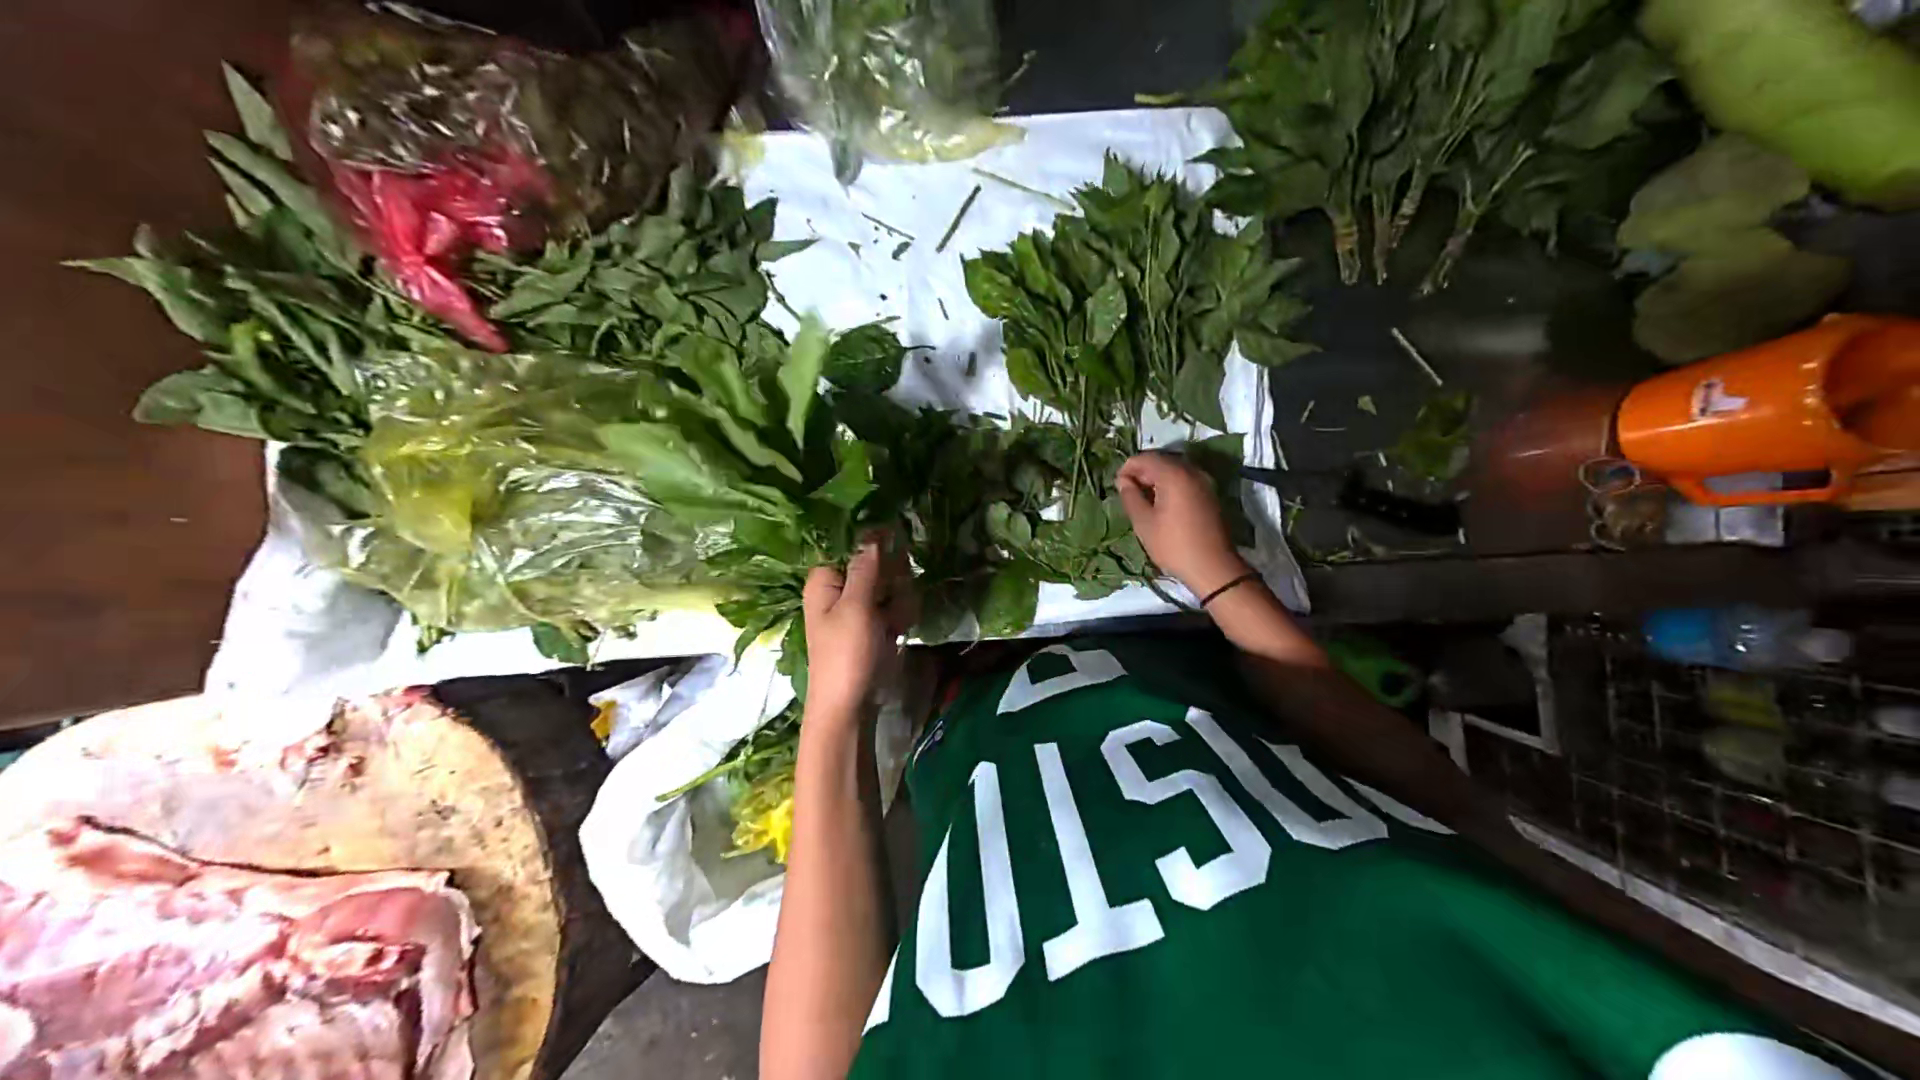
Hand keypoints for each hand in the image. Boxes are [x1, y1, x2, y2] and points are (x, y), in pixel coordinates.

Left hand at [801, 533, 913, 718]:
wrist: (848, 706)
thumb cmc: (845, 654)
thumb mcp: (856, 607)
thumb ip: (866, 567)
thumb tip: (873, 533)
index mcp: (824, 580)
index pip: (852, 545)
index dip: (876, 544)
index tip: (897, 546)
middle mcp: (839, 589)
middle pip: (876, 564)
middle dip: (892, 579)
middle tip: (893, 599)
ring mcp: (858, 608)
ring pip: (890, 586)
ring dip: (900, 600)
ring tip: (895, 623)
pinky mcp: (873, 625)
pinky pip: (893, 607)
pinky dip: (899, 616)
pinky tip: (899, 631)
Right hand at [1115, 452, 1251, 597]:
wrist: (1213, 566)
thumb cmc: (1173, 545)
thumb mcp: (1143, 522)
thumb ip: (1130, 496)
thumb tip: (1123, 481)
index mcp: (1174, 475)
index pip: (1145, 458)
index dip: (1127, 468)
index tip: (1118, 485)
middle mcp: (1192, 472)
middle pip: (1161, 460)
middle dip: (1142, 472)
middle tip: (1129, 491)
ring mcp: (1204, 482)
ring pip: (1174, 470)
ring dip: (1156, 479)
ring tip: (1143, 499)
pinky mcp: (1210, 494)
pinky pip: (1185, 480)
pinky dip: (1170, 485)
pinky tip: (1162, 503)